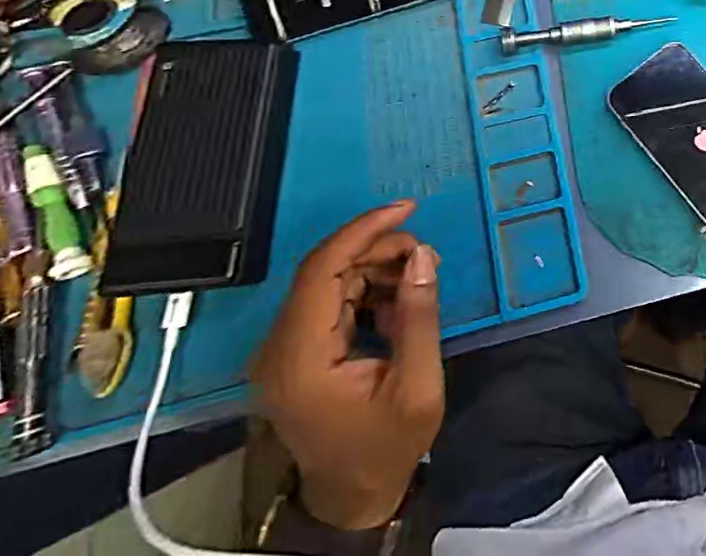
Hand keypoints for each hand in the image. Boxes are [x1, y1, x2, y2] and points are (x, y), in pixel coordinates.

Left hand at [251, 201, 442, 529]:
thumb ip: (420, 318)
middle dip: (379, 250)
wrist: (353, 496)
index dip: (363, 231)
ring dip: (376, 269)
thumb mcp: (418, 386)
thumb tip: (422, 257)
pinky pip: (331, 300)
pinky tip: (398, 304)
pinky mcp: (297, 351)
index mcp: (300, 358)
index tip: (407, 209)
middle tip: (425, 256)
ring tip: (418, 282)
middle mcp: (280, 347)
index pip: (321, 270)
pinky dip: (368, 289)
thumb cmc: (386, 448)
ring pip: (329, 280)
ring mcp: (284, 349)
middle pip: (325, 270)